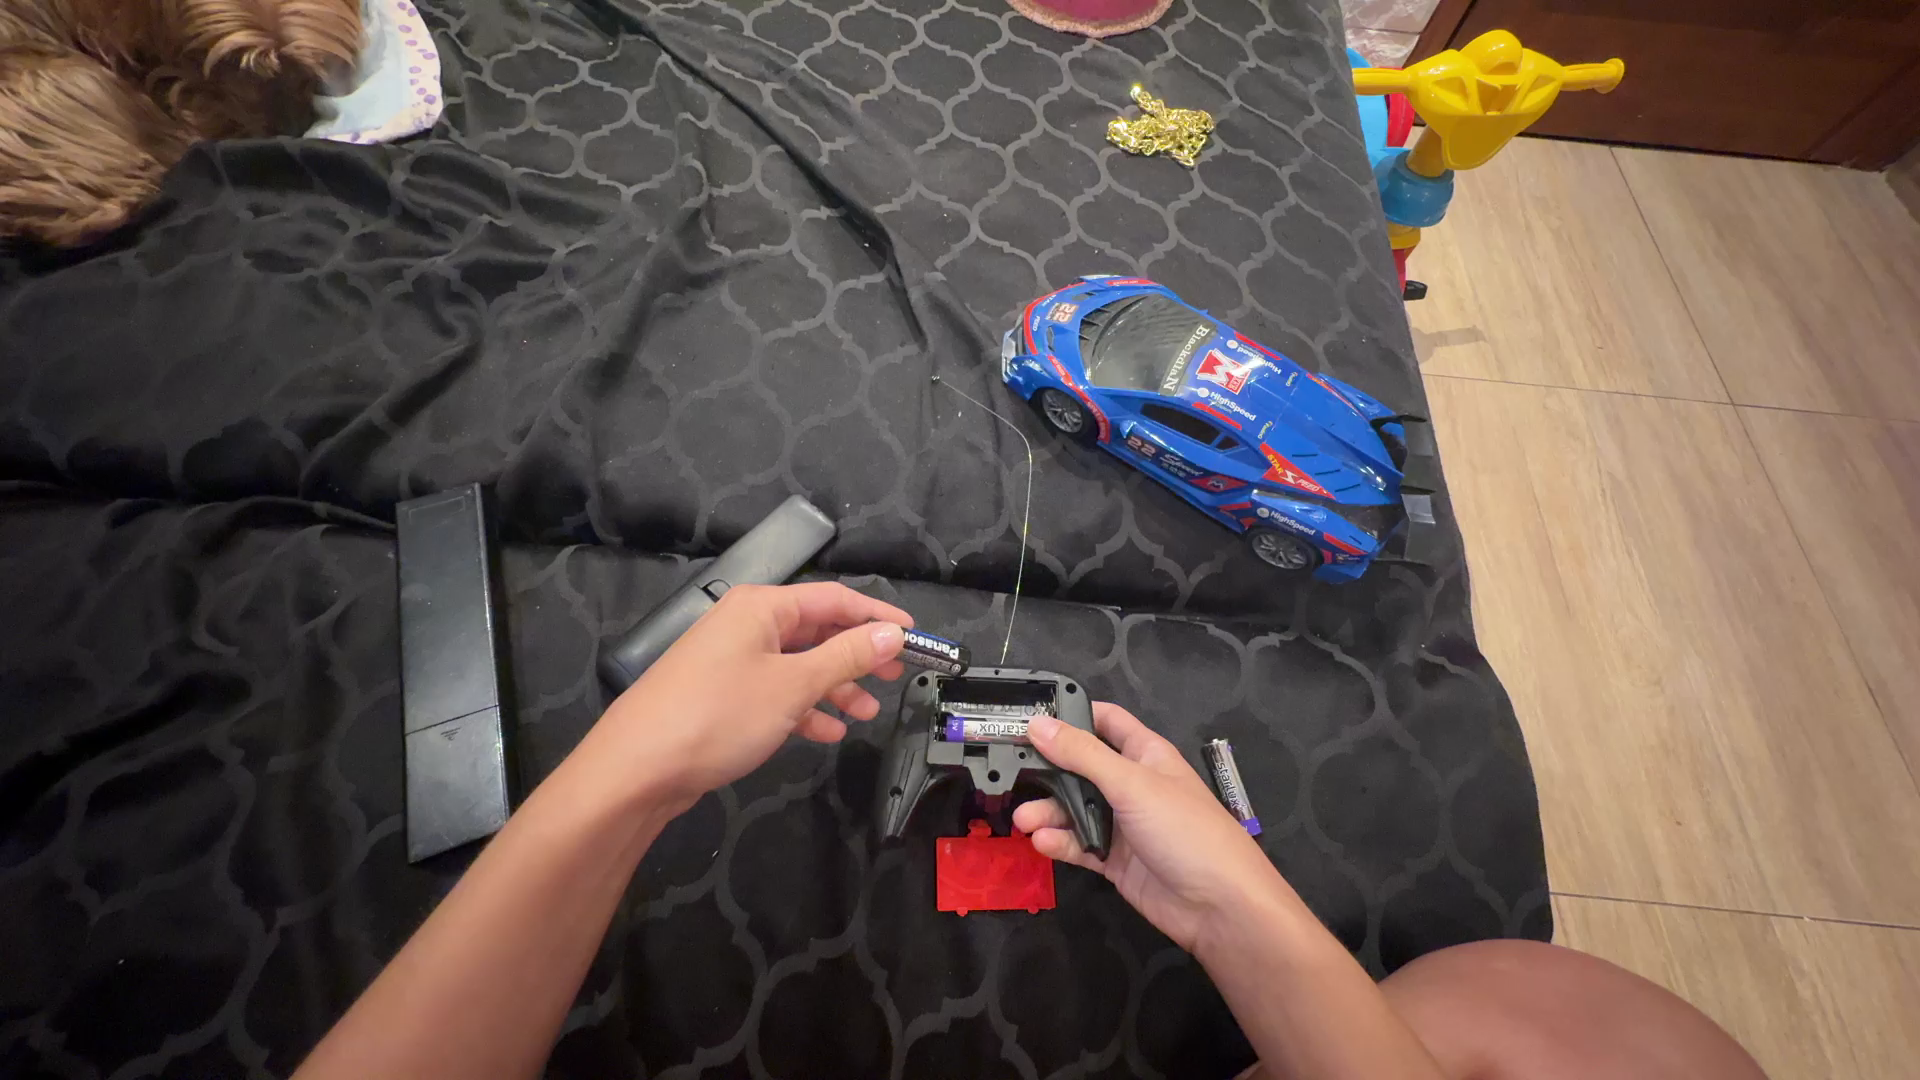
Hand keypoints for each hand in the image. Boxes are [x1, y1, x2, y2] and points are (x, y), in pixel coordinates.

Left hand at [576, 582, 909, 812]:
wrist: (635, 771)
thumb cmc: (719, 715)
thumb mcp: (793, 685)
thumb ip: (848, 656)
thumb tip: (893, 633)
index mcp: (763, 607)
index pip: (835, 599)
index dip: (877, 616)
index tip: (915, 636)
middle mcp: (747, 625)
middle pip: (817, 631)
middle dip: (858, 654)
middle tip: (895, 676)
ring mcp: (733, 661)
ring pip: (799, 665)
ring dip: (835, 686)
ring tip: (866, 713)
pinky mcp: (723, 695)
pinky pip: (776, 691)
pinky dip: (804, 707)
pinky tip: (827, 731)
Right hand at [1013, 703, 1289, 953]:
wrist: (1221, 909)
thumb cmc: (1184, 830)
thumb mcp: (1132, 784)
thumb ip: (1082, 754)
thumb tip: (1037, 723)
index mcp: (1144, 753)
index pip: (1104, 720)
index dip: (1071, 713)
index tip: (1031, 716)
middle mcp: (1131, 784)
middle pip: (1080, 766)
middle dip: (1048, 770)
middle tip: (1012, 772)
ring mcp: (1123, 823)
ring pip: (1075, 808)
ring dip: (1048, 811)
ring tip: (1023, 821)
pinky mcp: (1114, 860)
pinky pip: (1079, 844)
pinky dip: (1060, 842)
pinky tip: (1044, 843)